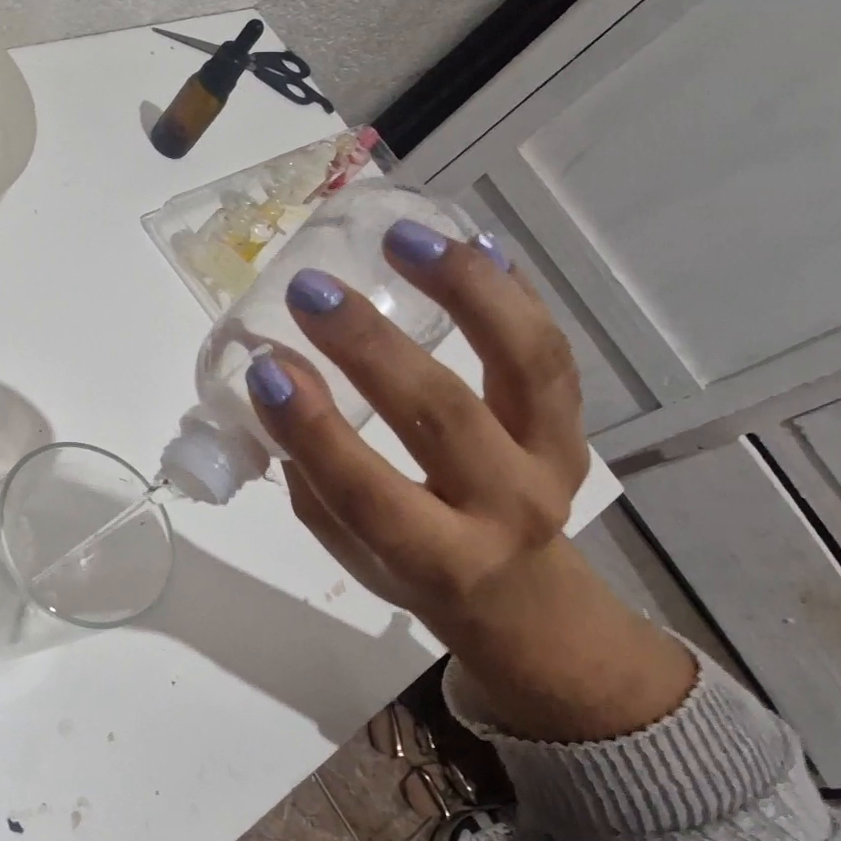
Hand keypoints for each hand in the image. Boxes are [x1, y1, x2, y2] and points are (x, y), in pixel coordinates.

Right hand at [248, 220, 693, 742]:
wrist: (523, 600)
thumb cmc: (413, 575)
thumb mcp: (350, 553)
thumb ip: (318, 481)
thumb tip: (282, 387)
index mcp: (434, 557)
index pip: (366, 488)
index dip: (314, 427)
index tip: (266, 366)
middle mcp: (504, 508)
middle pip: (441, 414)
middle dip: (369, 348)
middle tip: (312, 292)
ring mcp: (553, 458)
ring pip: (525, 362)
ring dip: (464, 290)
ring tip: (405, 239)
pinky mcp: (574, 424)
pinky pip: (549, 351)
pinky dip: (512, 293)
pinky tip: (474, 244)